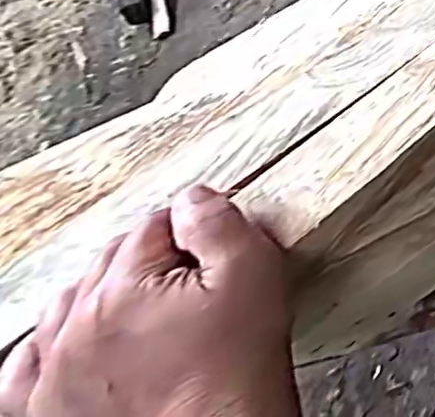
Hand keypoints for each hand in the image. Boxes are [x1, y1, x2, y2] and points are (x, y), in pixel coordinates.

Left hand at [0, 186, 296, 416]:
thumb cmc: (237, 348)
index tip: (218, 226)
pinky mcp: (44, 403)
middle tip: (197, 255)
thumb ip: (219, 225)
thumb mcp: (251, 268)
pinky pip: (23, 362)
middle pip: (107, 262)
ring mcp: (50, 370)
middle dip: (151, 250)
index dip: (191, 218)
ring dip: (106, 285)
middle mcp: (71, 327)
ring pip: (66, 304)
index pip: (152, 227)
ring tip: (152, 286)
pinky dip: (50, 337)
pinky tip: (79, 331)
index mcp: (122, 289)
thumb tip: (195, 197)